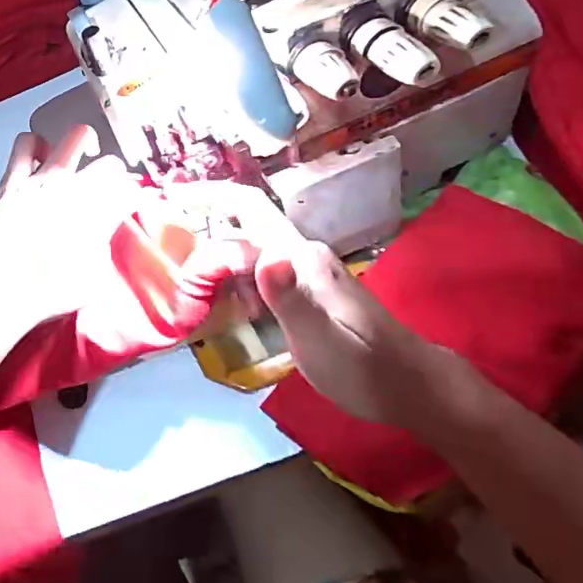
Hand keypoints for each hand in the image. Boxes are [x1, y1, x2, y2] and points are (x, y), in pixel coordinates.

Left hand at [0, 125, 152, 347]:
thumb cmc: (45, 292)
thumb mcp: (92, 282)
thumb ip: (102, 254)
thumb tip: (100, 242)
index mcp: (99, 215)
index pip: (130, 193)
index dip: (136, 197)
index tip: (133, 202)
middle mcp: (76, 190)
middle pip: (109, 163)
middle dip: (115, 170)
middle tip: (109, 179)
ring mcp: (43, 179)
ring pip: (72, 139)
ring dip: (78, 146)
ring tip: (73, 158)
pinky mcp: (13, 179)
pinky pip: (26, 145)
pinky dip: (35, 146)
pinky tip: (36, 158)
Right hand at [173, 181, 439, 425]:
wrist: (411, 386)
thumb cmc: (365, 368)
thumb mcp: (322, 340)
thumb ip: (291, 298)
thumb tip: (265, 258)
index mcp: (300, 257)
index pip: (248, 209)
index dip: (208, 196)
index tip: (170, 196)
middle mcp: (299, 254)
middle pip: (240, 229)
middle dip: (202, 239)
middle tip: (172, 274)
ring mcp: (301, 271)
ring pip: (245, 251)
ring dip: (214, 264)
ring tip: (187, 291)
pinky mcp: (302, 290)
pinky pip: (255, 273)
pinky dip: (230, 281)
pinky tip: (220, 304)